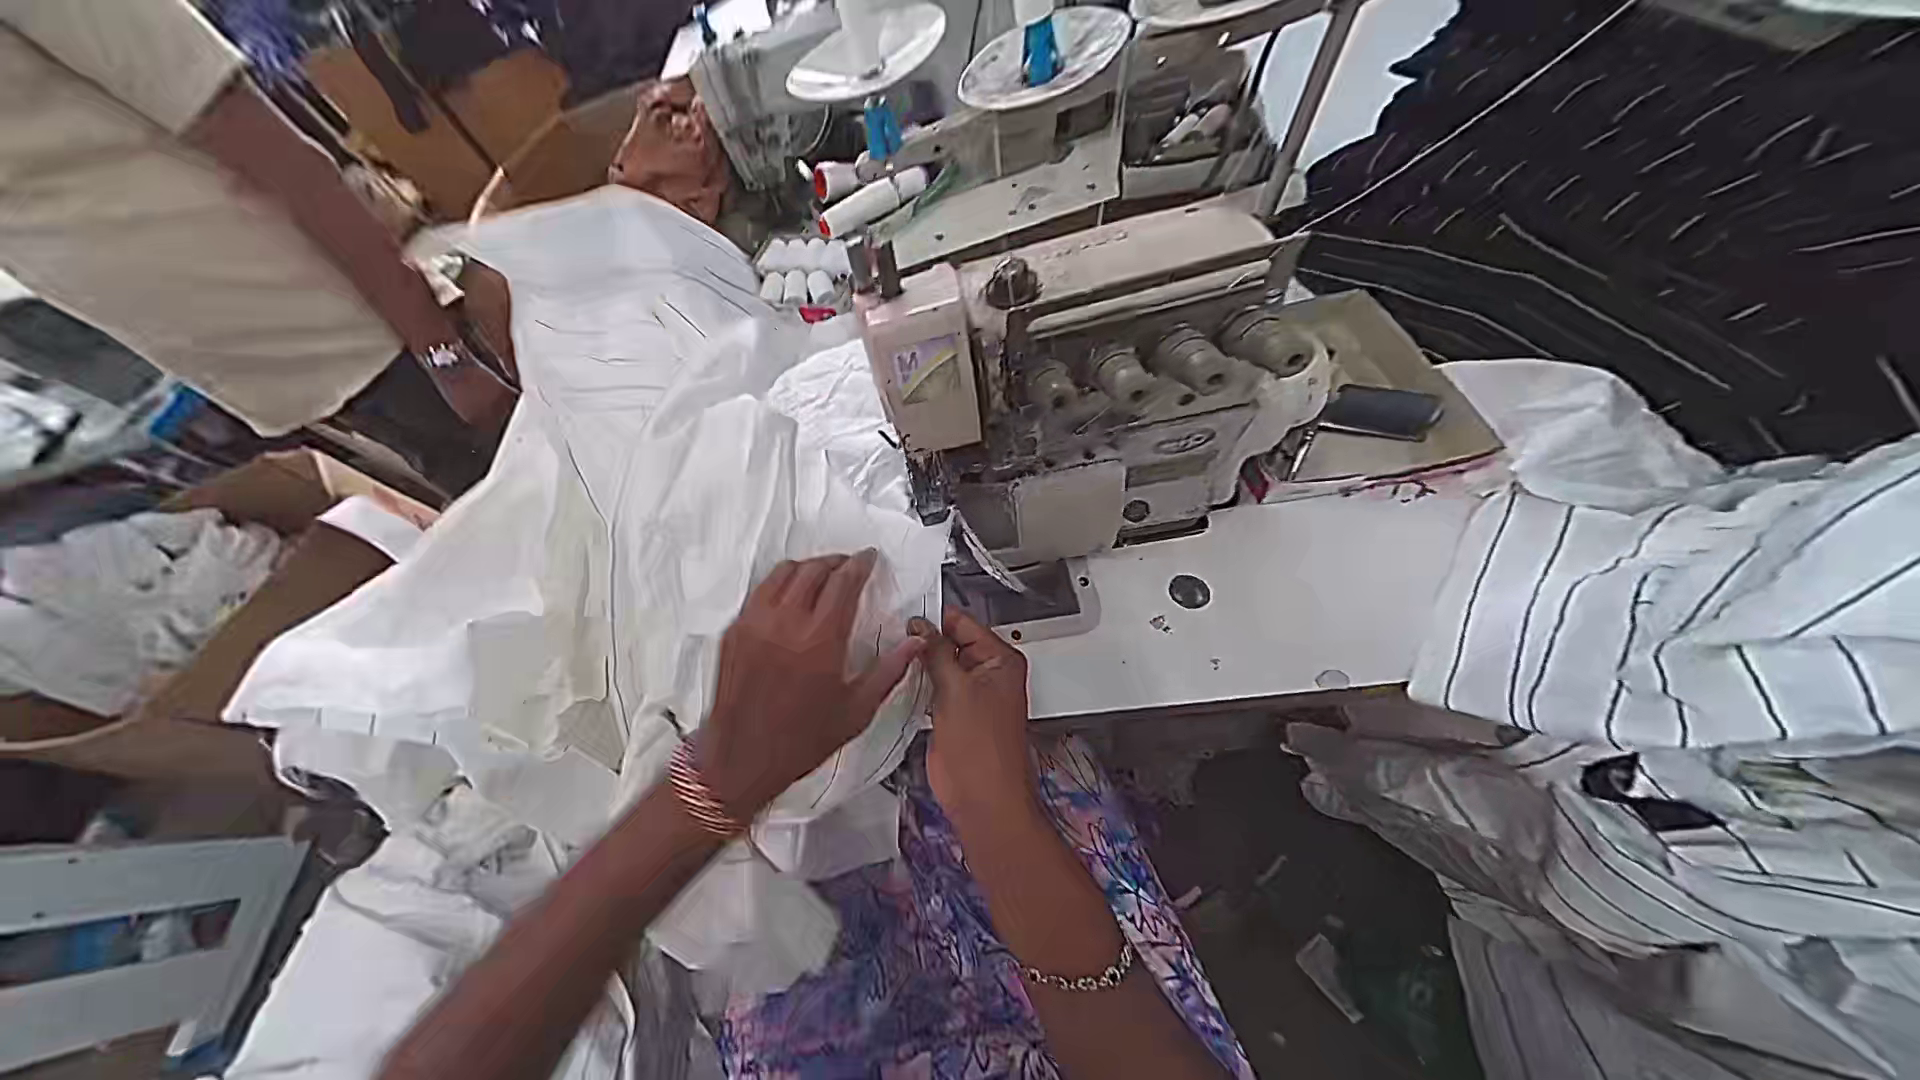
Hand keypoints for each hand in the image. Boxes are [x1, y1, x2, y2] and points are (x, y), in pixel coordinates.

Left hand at [696, 550, 923, 820]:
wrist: (741, 759)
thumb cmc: (799, 740)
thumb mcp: (856, 710)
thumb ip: (889, 670)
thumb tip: (915, 644)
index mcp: (821, 639)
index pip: (844, 581)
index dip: (860, 564)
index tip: (868, 559)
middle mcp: (786, 623)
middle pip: (815, 569)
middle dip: (837, 562)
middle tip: (849, 567)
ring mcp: (756, 623)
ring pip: (784, 572)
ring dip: (808, 567)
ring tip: (822, 575)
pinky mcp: (735, 630)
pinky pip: (760, 589)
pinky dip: (780, 582)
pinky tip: (791, 596)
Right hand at [910, 611, 1036, 826]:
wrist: (981, 797)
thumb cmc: (981, 746)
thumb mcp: (956, 689)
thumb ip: (936, 652)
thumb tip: (920, 626)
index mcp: (1000, 659)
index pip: (964, 624)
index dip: (935, 618)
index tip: (903, 613)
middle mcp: (987, 672)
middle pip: (951, 642)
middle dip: (923, 640)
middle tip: (889, 630)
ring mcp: (969, 692)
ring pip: (940, 665)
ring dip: (918, 662)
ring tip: (888, 650)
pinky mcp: (952, 711)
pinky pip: (933, 687)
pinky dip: (917, 682)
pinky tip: (895, 675)